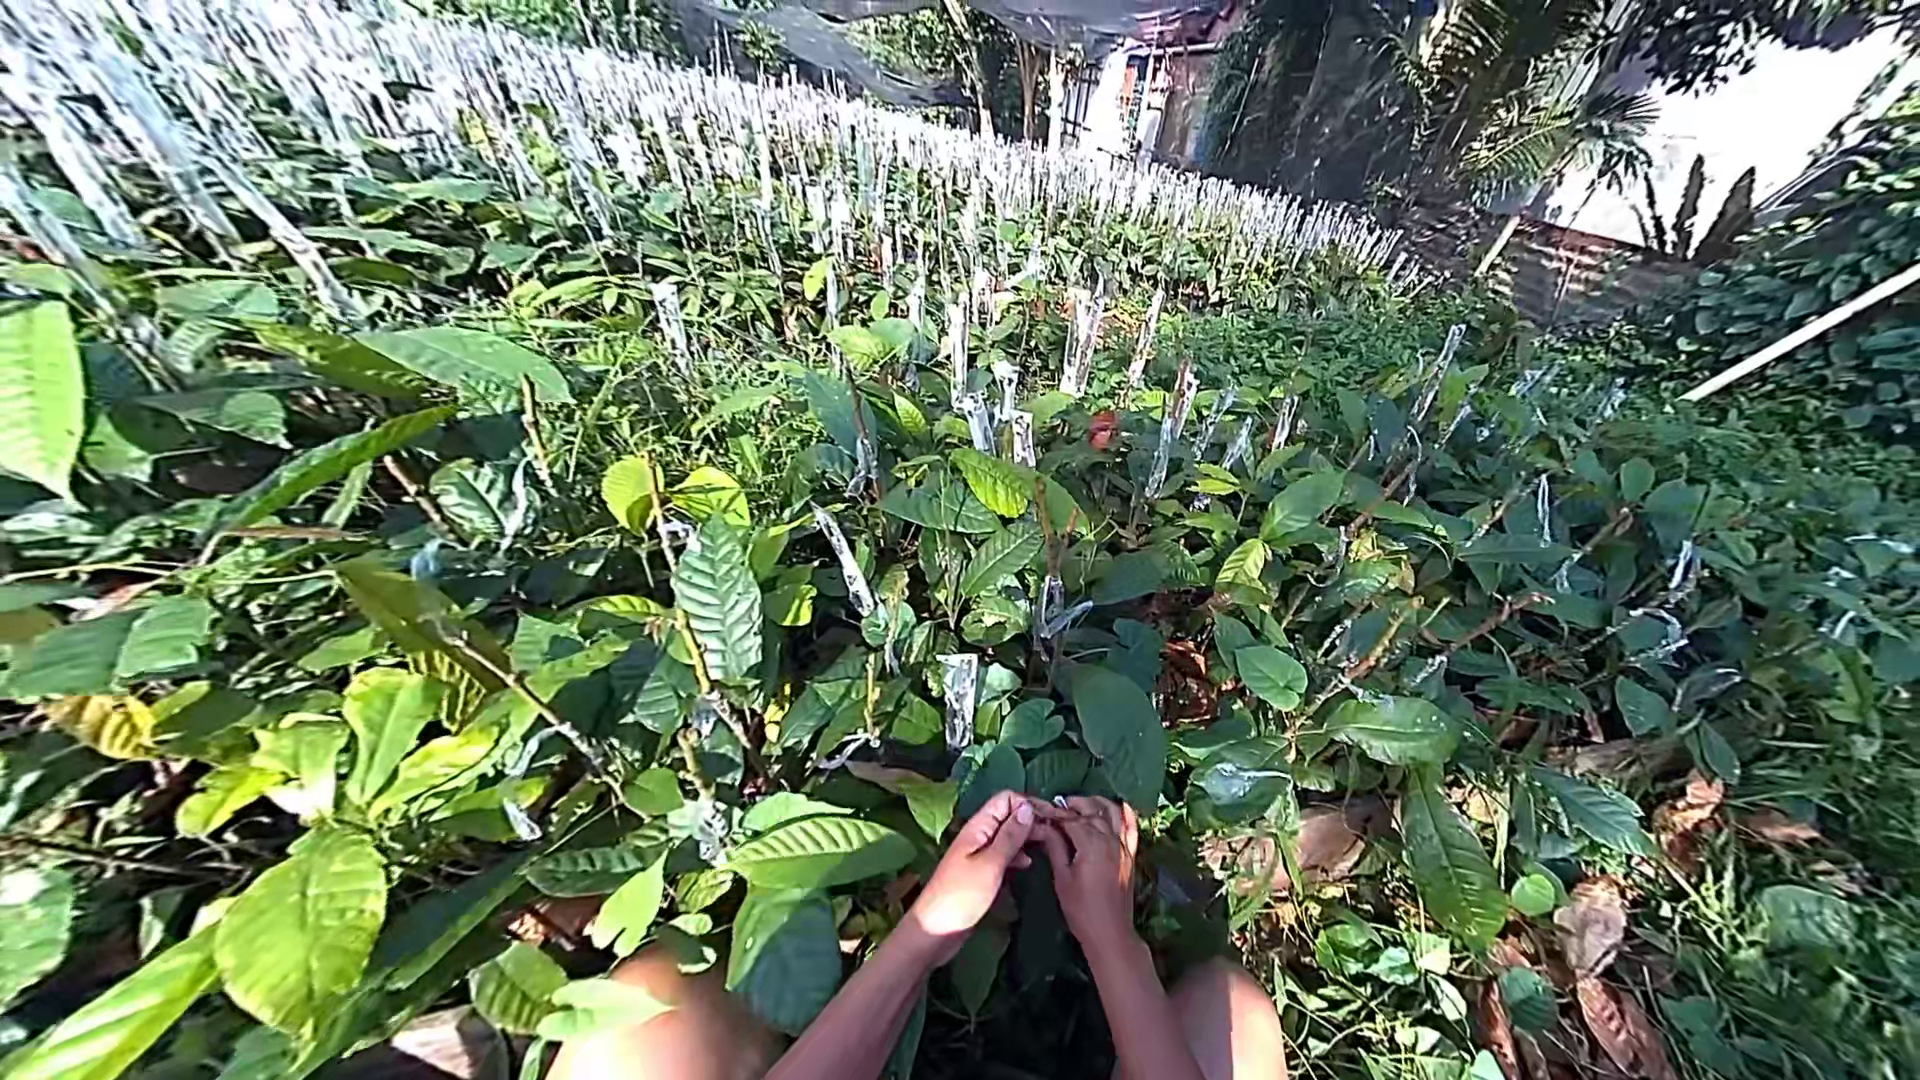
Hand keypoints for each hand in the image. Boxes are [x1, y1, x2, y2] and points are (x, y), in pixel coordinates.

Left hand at [903, 790, 1041, 962]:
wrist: (935, 931)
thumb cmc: (961, 896)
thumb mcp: (990, 865)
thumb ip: (1010, 836)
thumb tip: (1028, 807)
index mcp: (979, 825)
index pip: (1006, 798)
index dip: (1028, 803)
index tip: (1051, 818)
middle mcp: (980, 833)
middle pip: (1008, 814)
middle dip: (1031, 819)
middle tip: (1055, 833)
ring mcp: (980, 852)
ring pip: (1008, 833)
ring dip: (1027, 836)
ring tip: (1048, 846)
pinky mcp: (982, 870)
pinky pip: (1004, 852)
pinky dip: (1018, 854)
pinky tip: (1028, 863)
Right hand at [1035, 796, 1138, 958]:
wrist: (1110, 934)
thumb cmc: (1081, 909)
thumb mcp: (1062, 877)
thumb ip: (1055, 846)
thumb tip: (1044, 826)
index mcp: (1090, 843)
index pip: (1070, 819)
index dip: (1055, 813)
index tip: (1042, 811)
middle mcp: (1109, 838)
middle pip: (1090, 810)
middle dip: (1073, 804)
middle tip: (1057, 806)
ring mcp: (1122, 845)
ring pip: (1111, 812)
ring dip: (1096, 803)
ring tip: (1081, 803)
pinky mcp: (1130, 854)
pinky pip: (1131, 827)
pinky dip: (1126, 814)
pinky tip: (1120, 805)